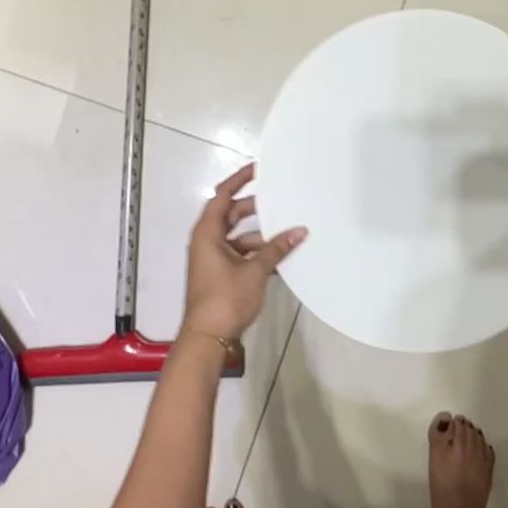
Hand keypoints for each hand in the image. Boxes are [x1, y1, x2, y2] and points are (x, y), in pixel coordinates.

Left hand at [183, 164, 305, 340]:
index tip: (258, 169)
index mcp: (208, 232)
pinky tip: (281, 260)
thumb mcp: (255, 271)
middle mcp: (207, 241)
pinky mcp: (221, 274)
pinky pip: (241, 255)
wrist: (208, 338)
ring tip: (288, 235)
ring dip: (261, 237)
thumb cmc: (225, 298)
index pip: (223, 195)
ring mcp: (213, 258)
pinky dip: (258, 255)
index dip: (239, 179)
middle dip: (256, 209)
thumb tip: (300, 231)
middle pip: (232, 215)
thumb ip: (277, 249)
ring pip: (239, 237)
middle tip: (280, 201)